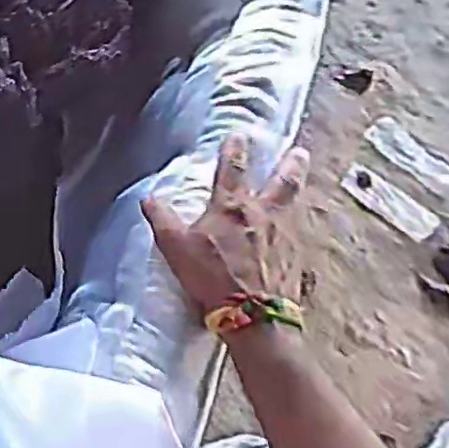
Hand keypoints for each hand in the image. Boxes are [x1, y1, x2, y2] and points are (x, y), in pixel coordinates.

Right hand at [142, 131, 308, 314]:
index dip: (234, 151)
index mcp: (231, 207)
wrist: (252, 312)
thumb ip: (161, 218)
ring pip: (295, 204)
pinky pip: (299, 232)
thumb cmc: (210, 274)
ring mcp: (286, 235)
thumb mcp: (174, 245)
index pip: (232, 170)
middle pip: (283, 182)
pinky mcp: (298, 257)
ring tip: (299, 182)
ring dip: (297, 189)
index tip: (239, 135)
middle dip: (290, 164)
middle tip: (298, 151)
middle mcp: (264, 214)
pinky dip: (296, 224)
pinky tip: (294, 228)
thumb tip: (149, 198)